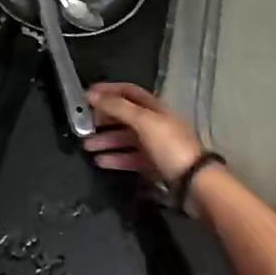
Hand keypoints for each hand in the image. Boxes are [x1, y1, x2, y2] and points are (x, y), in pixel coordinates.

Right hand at [81, 82, 204, 185]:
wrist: (194, 183)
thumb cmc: (170, 146)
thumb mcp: (143, 121)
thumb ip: (118, 108)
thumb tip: (94, 95)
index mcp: (153, 107)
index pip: (127, 91)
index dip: (107, 91)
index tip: (86, 95)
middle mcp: (153, 123)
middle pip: (123, 116)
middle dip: (102, 118)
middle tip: (82, 124)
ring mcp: (154, 145)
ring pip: (124, 138)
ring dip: (105, 140)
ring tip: (86, 146)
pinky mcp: (153, 166)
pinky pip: (129, 158)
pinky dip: (115, 158)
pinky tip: (100, 161)